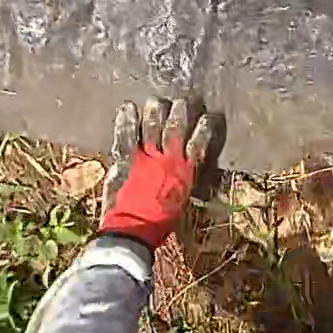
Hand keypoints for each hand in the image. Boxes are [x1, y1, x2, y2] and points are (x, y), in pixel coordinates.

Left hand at [98, 96, 218, 248]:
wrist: (132, 231)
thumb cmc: (159, 223)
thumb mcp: (180, 203)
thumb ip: (182, 183)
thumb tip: (189, 172)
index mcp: (184, 172)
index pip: (199, 143)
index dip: (204, 128)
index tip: (208, 116)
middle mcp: (167, 160)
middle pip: (175, 128)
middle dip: (181, 112)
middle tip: (183, 102)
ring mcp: (145, 158)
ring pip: (152, 126)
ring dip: (156, 112)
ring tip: (157, 101)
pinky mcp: (124, 160)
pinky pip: (126, 135)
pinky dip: (127, 120)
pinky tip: (128, 107)